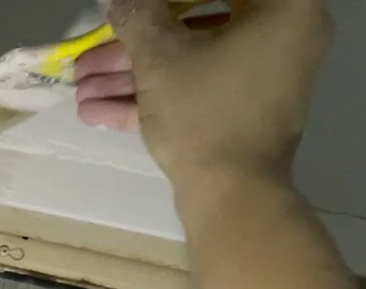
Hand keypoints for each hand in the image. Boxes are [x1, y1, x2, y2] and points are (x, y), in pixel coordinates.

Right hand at [75, 0, 333, 196]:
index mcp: (283, 4)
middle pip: (195, 24)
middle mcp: (281, 32)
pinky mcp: (240, 113)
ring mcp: (261, 76)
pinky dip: (150, 100)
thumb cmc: (206, 114)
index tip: (128, 13)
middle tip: (89, 58)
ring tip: (81, 89)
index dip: (160, 4)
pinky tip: (97, 112)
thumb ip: (137, 17)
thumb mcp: (161, 60)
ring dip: (130, 76)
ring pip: (188, 63)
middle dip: (132, 45)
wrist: (233, 193)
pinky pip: (195, 93)